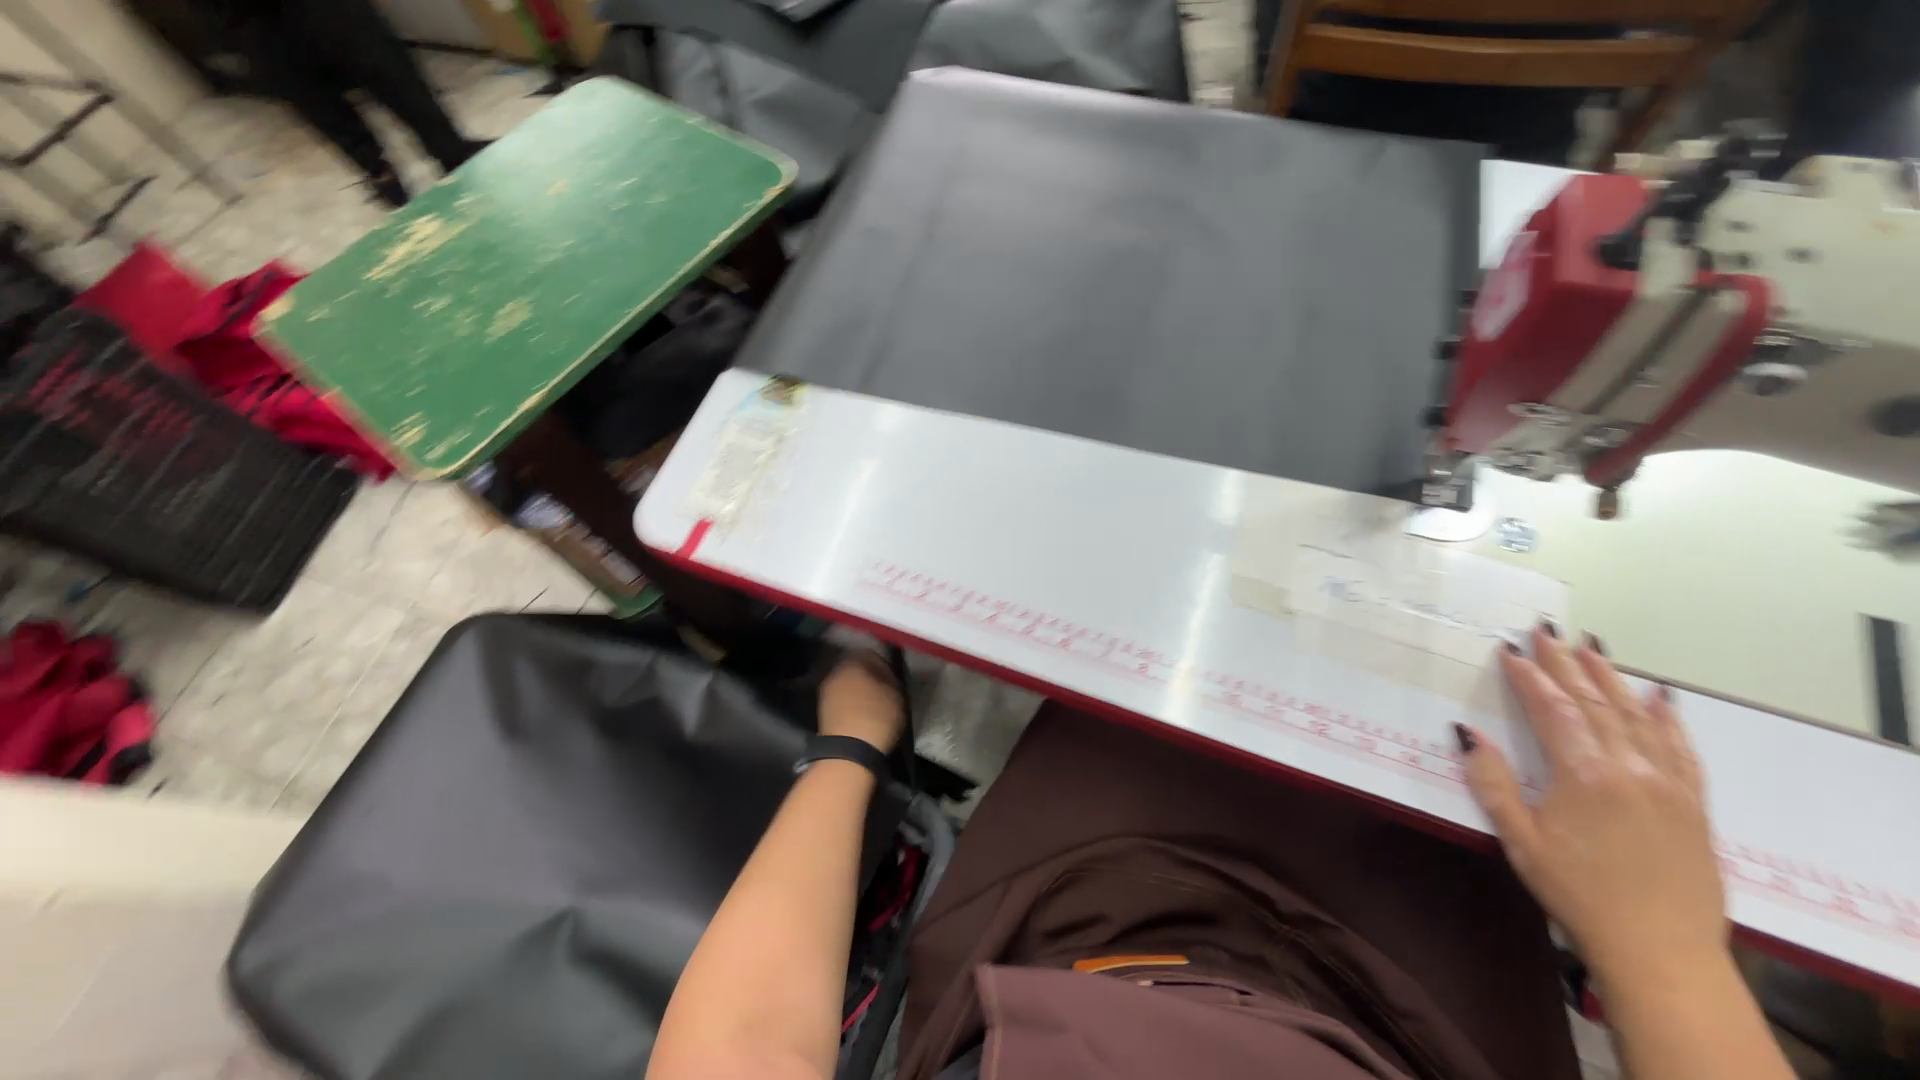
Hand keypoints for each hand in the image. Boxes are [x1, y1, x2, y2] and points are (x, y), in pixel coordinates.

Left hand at [819, 651, 905, 753]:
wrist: (848, 752)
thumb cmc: (877, 717)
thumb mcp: (896, 695)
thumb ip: (891, 678)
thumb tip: (885, 674)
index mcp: (853, 662)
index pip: (871, 653)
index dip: (884, 663)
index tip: (894, 676)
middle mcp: (835, 672)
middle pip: (855, 668)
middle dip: (869, 676)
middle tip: (884, 689)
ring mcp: (826, 692)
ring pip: (846, 684)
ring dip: (858, 691)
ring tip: (873, 704)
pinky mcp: (822, 712)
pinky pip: (841, 700)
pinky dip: (851, 704)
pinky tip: (861, 714)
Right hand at [1461, 625, 1726, 987]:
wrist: (1660, 948)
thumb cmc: (1578, 892)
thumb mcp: (1520, 840)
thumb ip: (1492, 782)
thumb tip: (1465, 732)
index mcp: (1584, 773)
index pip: (1552, 710)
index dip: (1529, 677)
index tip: (1510, 650)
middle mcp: (1630, 766)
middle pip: (1593, 702)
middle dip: (1566, 664)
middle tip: (1547, 631)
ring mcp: (1668, 782)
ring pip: (1636, 716)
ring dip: (1611, 678)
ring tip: (1592, 647)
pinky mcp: (1693, 802)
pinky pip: (1681, 747)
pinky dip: (1667, 717)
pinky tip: (1659, 697)